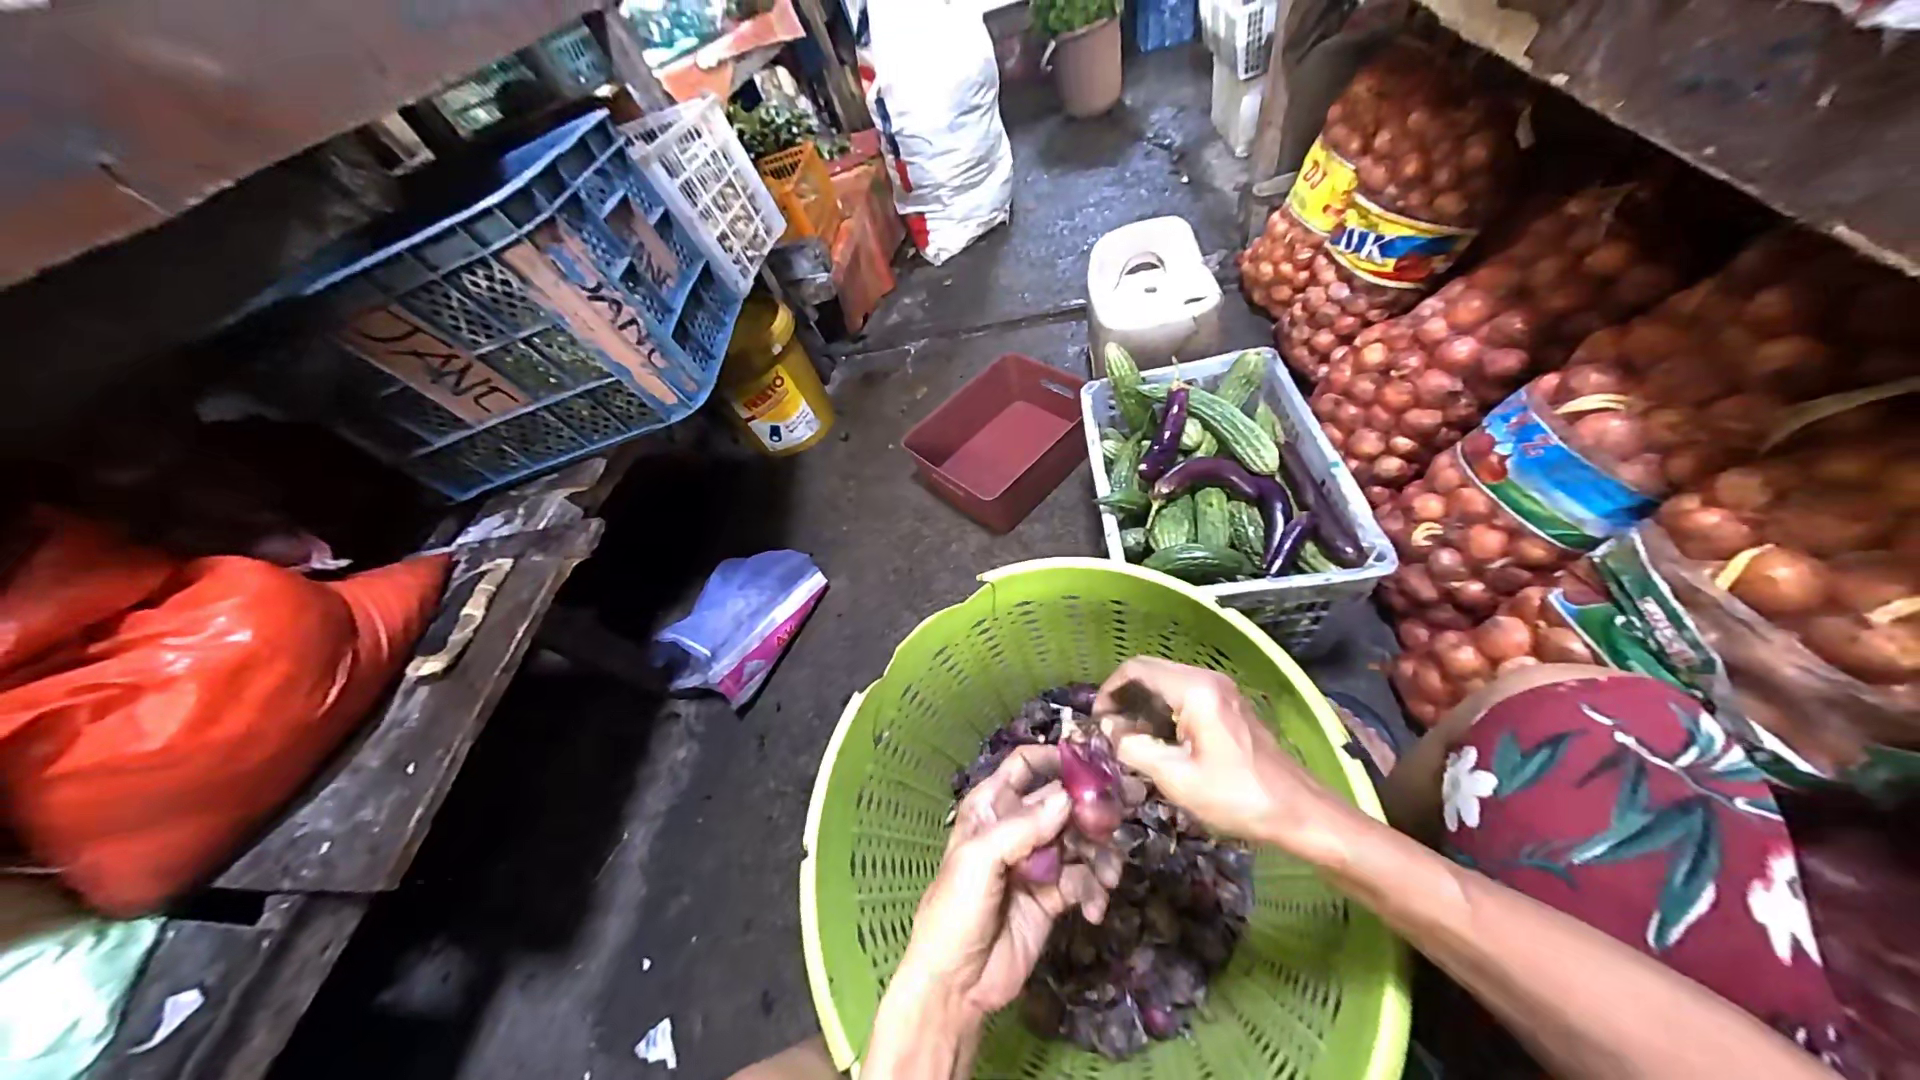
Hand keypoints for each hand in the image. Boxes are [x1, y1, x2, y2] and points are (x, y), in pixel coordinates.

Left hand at [894, 745, 1117, 1017]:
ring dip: (1100, 856)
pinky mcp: (1054, 894)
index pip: (1026, 765)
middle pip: (1064, 802)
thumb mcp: (979, 861)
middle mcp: (1017, 826)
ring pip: (1081, 840)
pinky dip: (1095, 890)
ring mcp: (1037, 860)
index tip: (1093, 765)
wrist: (957, 985)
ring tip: (1107, 880)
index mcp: (991, 806)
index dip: (1057, 759)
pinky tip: (1094, 910)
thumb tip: (1068, 798)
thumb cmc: (955, 910)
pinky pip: (1084, 879)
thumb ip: (1022, 827)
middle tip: (1123, 818)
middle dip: (1094, 810)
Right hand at [1094, 657, 1348, 860]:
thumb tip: (1109, 731)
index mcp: (1194, 690)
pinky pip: (1184, 695)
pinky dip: (1163, 710)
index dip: (1109, 690)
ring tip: (1128, 739)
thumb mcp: (1176, 778)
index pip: (1137, 670)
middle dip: (1124, 696)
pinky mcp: (1228, 706)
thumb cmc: (1237, 796)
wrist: (1300, 812)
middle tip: (1108, 730)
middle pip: (1151, 672)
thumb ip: (1134, 748)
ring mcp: (1221, 691)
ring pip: (1167, 684)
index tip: (1097, 719)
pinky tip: (1157, 740)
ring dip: (1142, 705)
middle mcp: (1207, 680)